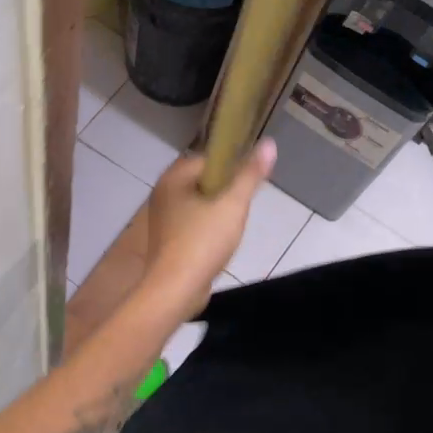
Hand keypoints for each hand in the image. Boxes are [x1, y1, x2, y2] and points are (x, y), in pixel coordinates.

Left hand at [142, 139, 275, 313]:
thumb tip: (269, 143)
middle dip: (226, 193)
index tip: (247, 185)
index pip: (208, 159)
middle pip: (203, 182)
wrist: (176, 289)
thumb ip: (250, 174)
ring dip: (218, 214)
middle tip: (241, 209)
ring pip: (199, 206)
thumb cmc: (203, 241)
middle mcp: (162, 194)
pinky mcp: (167, 242)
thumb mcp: (233, 204)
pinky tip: (219, 244)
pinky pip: (192, 227)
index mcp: (173, 178)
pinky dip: (207, 231)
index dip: (231, 168)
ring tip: (232, 228)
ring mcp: (162, 220)